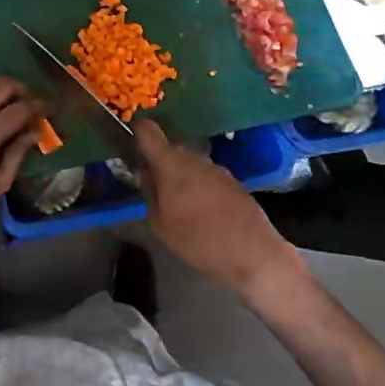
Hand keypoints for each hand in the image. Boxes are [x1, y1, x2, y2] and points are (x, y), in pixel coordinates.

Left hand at [0, 76, 41, 242]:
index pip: (22, 108)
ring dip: (5, 88)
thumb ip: (19, 152)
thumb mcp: (0, 180)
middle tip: (34, 105)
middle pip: (5, 84)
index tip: (52, 109)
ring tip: (15, 104)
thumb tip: (35, 132)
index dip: (41, 106)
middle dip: (24, 90)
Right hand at [134, 119, 304, 298]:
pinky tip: (201, 209)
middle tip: (153, 185)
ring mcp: (216, 167)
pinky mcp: (233, 180)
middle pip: (170, 148)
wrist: (254, 254)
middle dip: (159, 162)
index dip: (136, 132)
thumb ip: (149, 194)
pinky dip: (198, 184)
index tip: (130, 144)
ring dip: (180, 174)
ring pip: (189, 161)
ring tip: (178, 202)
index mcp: (172, 165)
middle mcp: (195, 158)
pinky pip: (206, 174)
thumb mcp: (161, 225)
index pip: (148, 131)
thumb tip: (145, 173)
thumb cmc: (200, 242)